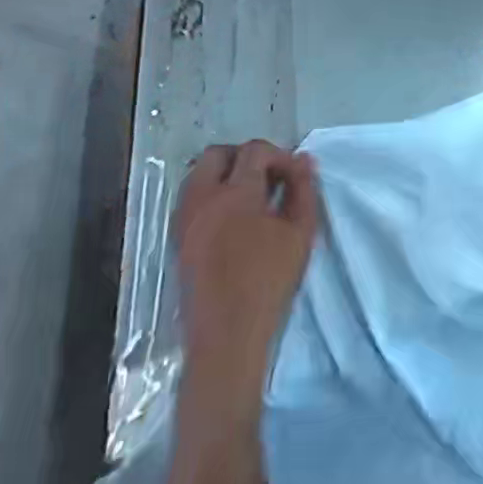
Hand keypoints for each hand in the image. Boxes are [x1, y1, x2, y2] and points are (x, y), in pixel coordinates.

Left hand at [175, 141, 319, 377]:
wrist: (227, 332)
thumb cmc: (270, 279)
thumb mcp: (301, 231)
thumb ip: (304, 190)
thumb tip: (304, 160)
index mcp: (234, 195)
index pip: (254, 151)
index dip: (280, 156)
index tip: (296, 176)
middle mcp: (200, 200)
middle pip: (216, 154)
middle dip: (246, 157)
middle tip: (271, 177)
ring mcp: (183, 219)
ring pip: (199, 174)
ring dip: (227, 174)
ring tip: (255, 197)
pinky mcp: (177, 238)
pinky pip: (192, 197)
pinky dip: (213, 194)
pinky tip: (237, 217)